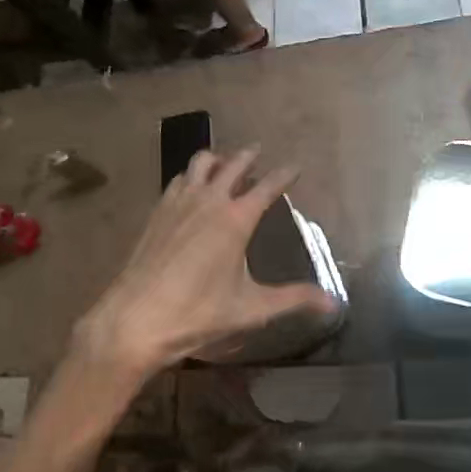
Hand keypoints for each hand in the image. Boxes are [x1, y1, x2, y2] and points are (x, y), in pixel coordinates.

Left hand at [71, 148, 334, 380]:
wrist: (135, 319)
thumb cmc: (198, 313)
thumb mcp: (252, 308)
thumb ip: (294, 300)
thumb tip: (334, 304)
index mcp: (236, 219)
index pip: (268, 186)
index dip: (284, 174)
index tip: (295, 166)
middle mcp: (209, 201)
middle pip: (232, 164)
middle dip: (249, 156)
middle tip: (259, 152)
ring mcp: (178, 204)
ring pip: (199, 164)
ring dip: (217, 160)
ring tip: (224, 164)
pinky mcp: (156, 214)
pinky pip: (178, 180)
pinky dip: (191, 176)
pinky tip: (190, 189)